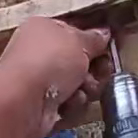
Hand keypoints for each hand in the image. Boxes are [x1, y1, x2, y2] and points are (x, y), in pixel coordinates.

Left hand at [0, 17, 113, 137]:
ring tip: (81, 90)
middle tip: (102, 72)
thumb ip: (95, 38)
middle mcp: (40, 54)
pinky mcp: (43, 107)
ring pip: (79, 86)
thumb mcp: (79, 41)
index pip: (75, 32)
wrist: (23, 101)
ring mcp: (40, 82)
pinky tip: (68, 104)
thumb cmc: (50, 61)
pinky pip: (69, 105)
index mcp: (44, 29)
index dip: (96, 40)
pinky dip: (72, 106)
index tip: (114, 46)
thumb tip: (104, 33)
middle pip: (80, 62)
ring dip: (86, 89)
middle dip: (95, 69)